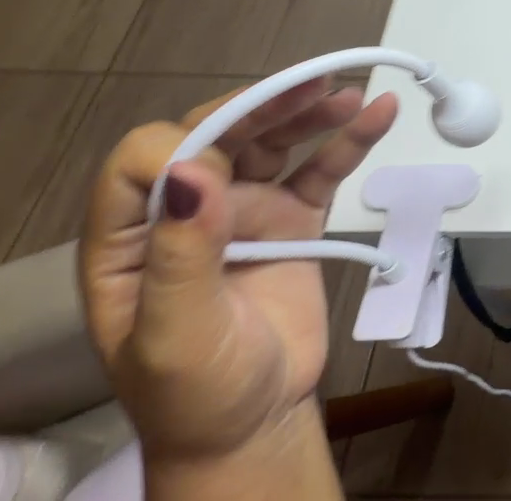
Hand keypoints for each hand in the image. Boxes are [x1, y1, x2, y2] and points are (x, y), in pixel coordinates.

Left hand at [79, 80, 395, 464]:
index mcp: (132, 237)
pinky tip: (378, 114)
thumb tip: (193, 172)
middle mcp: (186, 212)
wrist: (254, 423)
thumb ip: (182, 254)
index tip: (225, 167)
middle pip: (216, 137)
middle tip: (312, 86)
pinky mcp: (292, 221)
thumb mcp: (177, 335)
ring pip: (270, 143)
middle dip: (260, 106)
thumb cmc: (196, 393)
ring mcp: (243, 213)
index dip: (181, 148)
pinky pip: (319, 171)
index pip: (143, 165)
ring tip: (345, 93)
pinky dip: (348, 142)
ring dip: (305, 113)